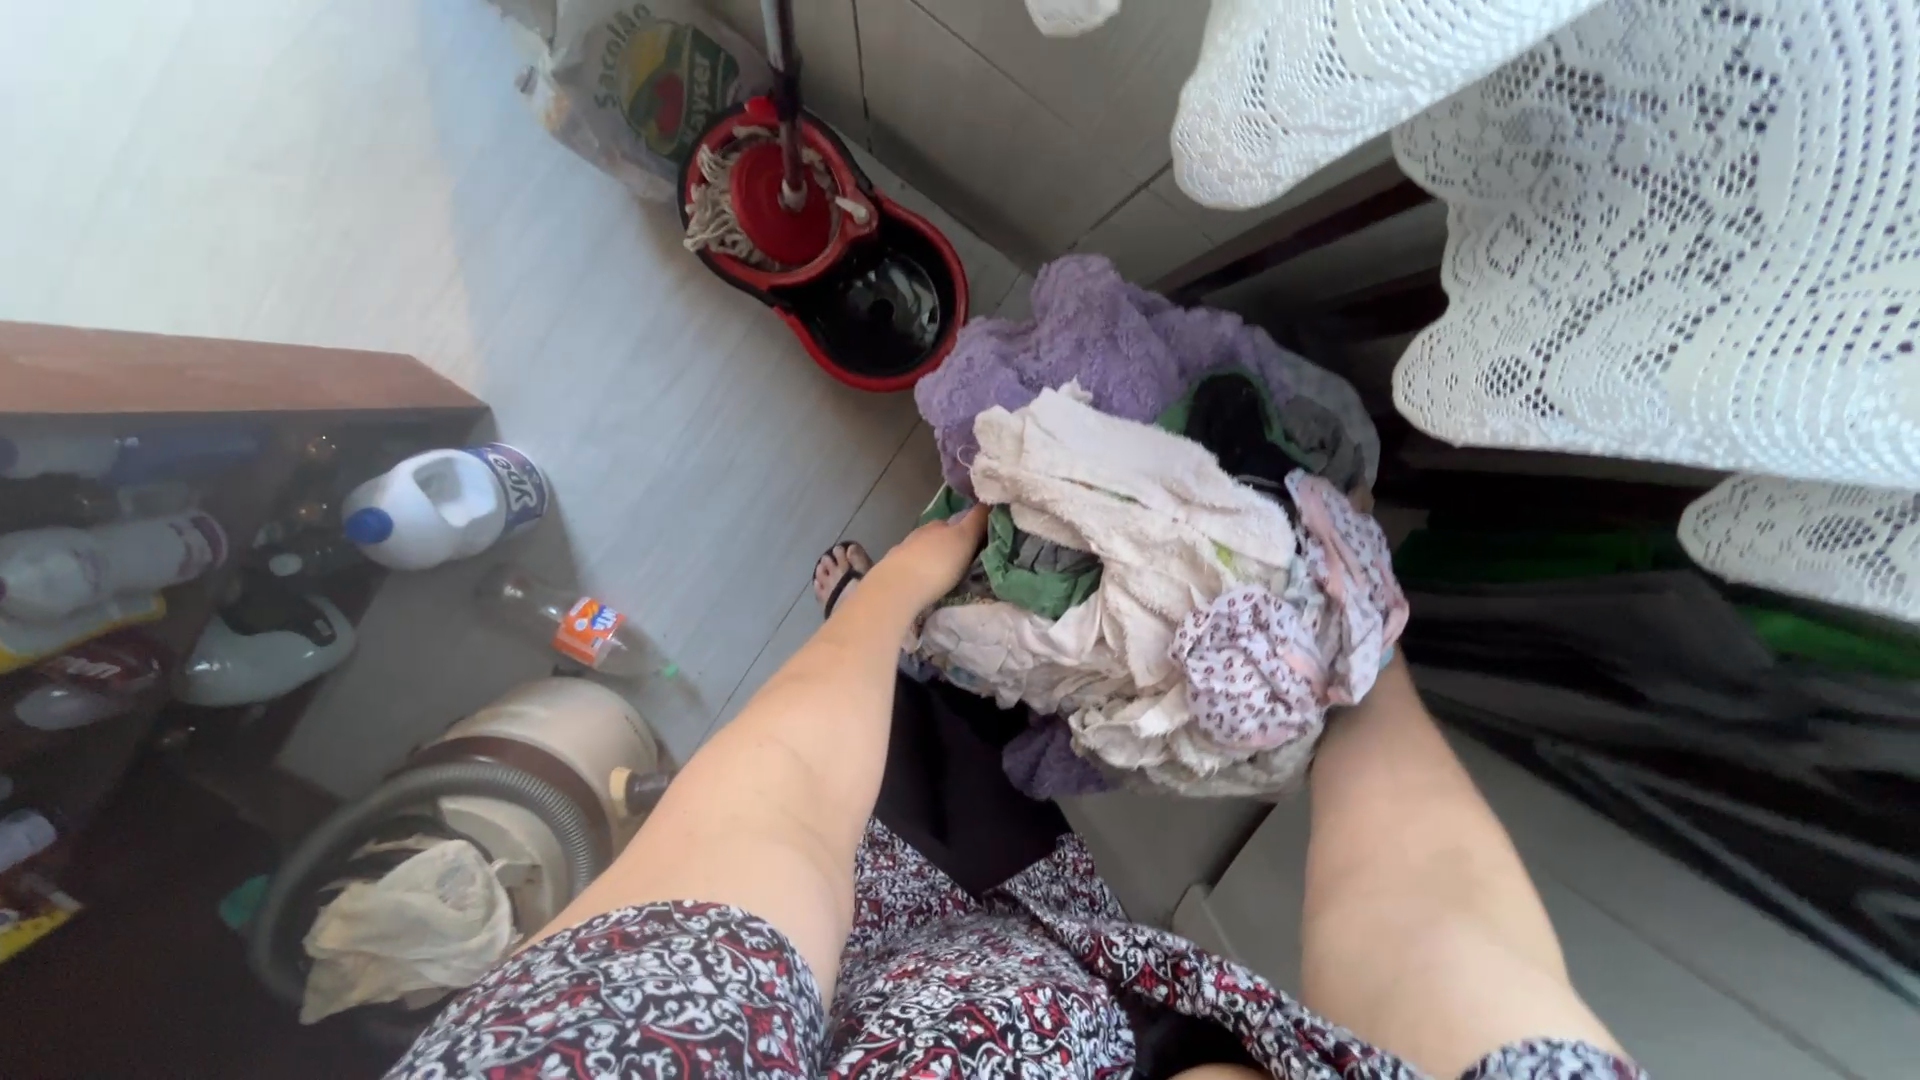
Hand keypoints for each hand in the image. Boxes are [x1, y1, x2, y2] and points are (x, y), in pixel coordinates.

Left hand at [869, 505, 988, 609]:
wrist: (898, 587)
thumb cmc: (937, 563)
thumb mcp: (965, 539)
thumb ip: (977, 521)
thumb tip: (988, 501)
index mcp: (939, 525)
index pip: (957, 521)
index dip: (968, 528)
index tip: (978, 540)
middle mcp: (920, 533)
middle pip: (939, 536)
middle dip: (949, 544)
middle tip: (963, 560)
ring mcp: (903, 550)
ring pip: (923, 550)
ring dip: (933, 557)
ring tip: (943, 573)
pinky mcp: (892, 569)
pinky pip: (911, 565)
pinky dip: (919, 569)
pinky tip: (923, 580)